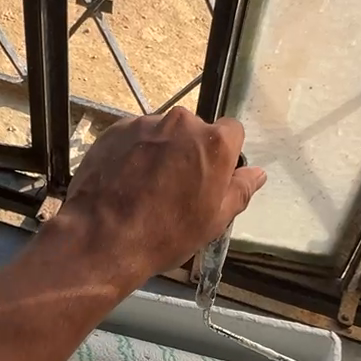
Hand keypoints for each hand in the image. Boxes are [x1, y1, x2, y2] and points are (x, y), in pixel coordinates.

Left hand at [46, 108, 266, 284]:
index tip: (212, 179)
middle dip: (191, 154)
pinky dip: (135, 154)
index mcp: (214, 143)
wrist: (103, 237)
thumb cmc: (166, 234)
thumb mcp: (214, 221)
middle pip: (195, 132)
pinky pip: (135, 138)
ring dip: (162, 153)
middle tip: (178, 189)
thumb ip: (240, 191)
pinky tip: (127, 183)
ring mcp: (145, 124)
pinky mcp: (115, 131)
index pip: (232, 132)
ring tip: (148, 189)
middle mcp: (181, 123)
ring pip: (164, 134)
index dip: (225, 156)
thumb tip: (257, 174)